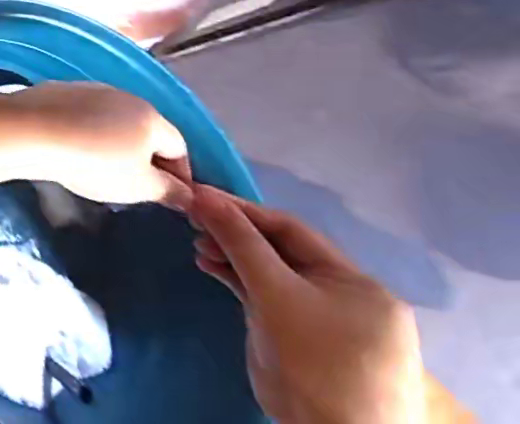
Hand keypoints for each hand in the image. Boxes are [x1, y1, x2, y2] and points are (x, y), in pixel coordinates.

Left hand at [10, 81, 193, 208]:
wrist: (25, 131)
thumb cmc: (91, 161)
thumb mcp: (140, 187)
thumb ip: (170, 191)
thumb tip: (185, 194)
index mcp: (149, 115)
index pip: (178, 148)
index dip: (180, 175)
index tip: (170, 196)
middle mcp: (118, 93)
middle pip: (142, 130)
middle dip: (143, 157)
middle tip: (133, 184)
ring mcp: (81, 88)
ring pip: (107, 120)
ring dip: (109, 142)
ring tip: (96, 167)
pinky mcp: (50, 89)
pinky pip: (76, 114)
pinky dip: (79, 130)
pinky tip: (67, 147)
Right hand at [190, 186, 425, 423]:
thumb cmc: (314, 355)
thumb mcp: (275, 291)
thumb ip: (239, 240)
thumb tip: (201, 194)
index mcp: (357, 283)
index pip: (291, 229)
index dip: (241, 209)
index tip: (195, 195)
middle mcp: (343, 294)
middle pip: (278, 248)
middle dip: (232, 233)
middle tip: (190, 221)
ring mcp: (320, 313)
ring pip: (267, 268)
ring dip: (229, 253)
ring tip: (197, 248)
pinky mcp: (295, 328)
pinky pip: (263, 290)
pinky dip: (234, 275)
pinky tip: (208, 266)